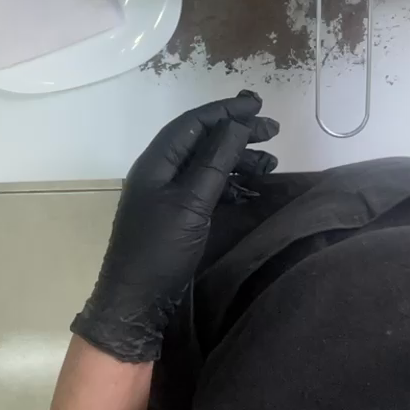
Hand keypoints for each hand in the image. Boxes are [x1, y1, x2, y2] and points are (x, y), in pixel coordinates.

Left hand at [71, 91, 278, 361]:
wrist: (136, 303)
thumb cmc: (161, 249)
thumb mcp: (192, 201)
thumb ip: (214, 160)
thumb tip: (236, 123)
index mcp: (157, 161)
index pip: (194, 123)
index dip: (227, 110)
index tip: (258, 105)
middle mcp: (160, 171)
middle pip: (202, 140)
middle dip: (237, 133)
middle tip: (273, 131)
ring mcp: (167, 194)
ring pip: (207, 164)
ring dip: (238, 160)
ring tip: (272, 163)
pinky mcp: (176, 215)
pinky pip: (206, 187)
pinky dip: (230, 183)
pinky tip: (252, 188)